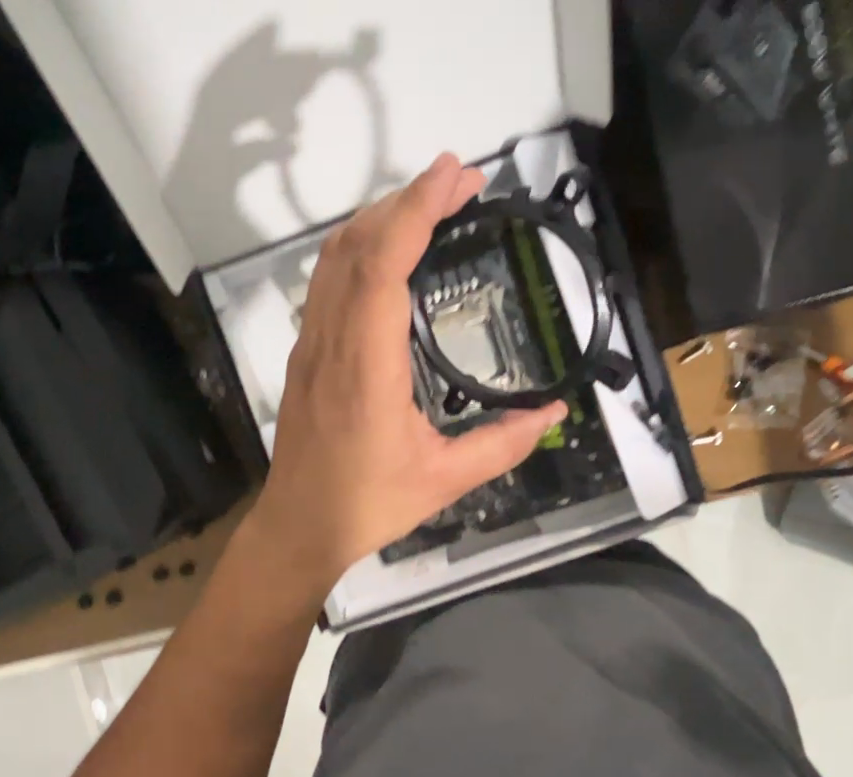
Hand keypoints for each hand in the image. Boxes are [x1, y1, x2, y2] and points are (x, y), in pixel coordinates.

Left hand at [246, 153, 569, 589]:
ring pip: (335, 258)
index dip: (415, 211)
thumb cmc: (366, 505)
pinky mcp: (305, 354)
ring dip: (380, 218)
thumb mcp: (444, 481)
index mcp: (366, 367)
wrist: (298, 526)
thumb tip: (554, 413)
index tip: (454, 174)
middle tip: (463, 183)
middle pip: (357, 246)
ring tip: (431, 204)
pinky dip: (359, 248)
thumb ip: (502, 445)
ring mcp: (311, 345)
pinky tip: (388, 251)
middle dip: (408, 201)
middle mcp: (331, 342)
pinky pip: (326, 282)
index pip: (382, 267)